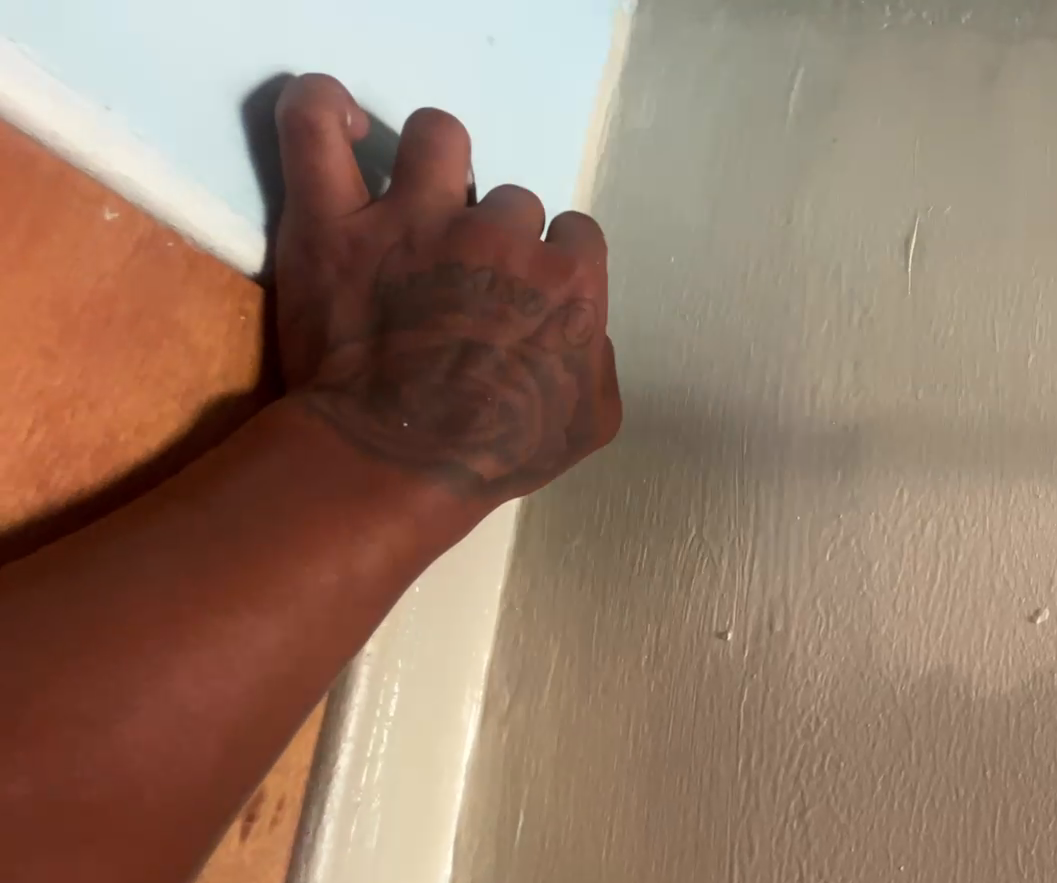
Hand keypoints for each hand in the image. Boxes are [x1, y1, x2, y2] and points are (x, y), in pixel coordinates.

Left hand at [270, 74, 621, 505]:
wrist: (403, 458)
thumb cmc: (510, 448)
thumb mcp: (595, 420)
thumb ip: (602, 360)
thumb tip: (588, 331)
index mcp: (572, 281)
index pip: (580, 234)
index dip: (562, 258)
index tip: (542, 287)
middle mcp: (504, 235)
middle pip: (515, 200)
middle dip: (503, 231)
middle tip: (476, 272)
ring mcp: (417, 218)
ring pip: (440, 136)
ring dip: (442, 159)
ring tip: (426, 194)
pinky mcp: (335, 218)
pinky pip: (314, 124)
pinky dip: (324, 110)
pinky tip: (342, 124)